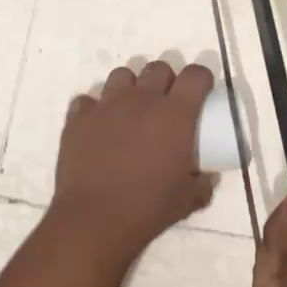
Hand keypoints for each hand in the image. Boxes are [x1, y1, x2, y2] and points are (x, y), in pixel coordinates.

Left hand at [49, 60, 217, 258]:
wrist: (95, 218)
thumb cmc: (149, 207)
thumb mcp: (188, 200)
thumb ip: (203, 184)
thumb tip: (208, 177)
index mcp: (175, 114)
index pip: (196, 75)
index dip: (201, 78)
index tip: (202, 91)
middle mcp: (142, 99)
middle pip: (158, 68)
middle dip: (166, 80)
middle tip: (166, 103)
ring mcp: (107, 105)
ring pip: (122, 75)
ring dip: (131, 87)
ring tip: (131, 110)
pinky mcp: (79, 118)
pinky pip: (87, 100)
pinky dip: (95, 109)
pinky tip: (98, 126)